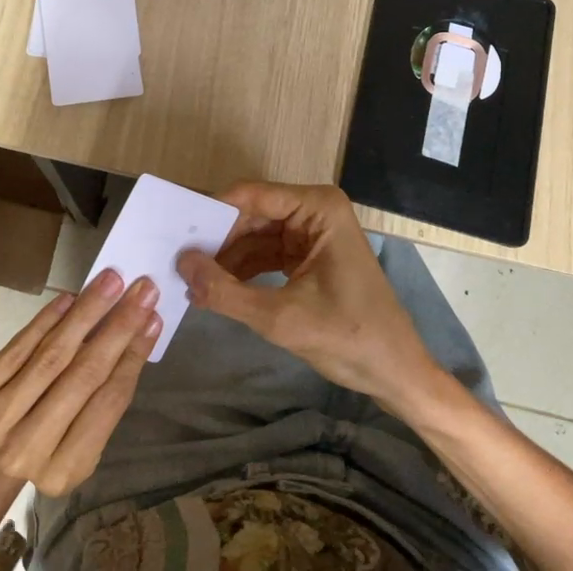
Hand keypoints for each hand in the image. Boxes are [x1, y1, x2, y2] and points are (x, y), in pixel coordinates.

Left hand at [0, 270, 160, 495]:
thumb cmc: (44, 439)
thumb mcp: (78, 436)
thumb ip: (103, 394)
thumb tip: (139, 328)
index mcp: (65, 470)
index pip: (109, 403)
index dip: (133, 356)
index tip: (154, 317)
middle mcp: (28, 450)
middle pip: (84, 376)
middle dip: (118, 327)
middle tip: (142, 290)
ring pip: (52, 356)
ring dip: (87, 313)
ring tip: (111, 282)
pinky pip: (19, 347)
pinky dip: (47, 319)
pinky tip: (69, 298)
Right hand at [178, 182, 443, 405]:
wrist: (398, 375)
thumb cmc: (351, 339)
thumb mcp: (281, 318)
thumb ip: (226, 292)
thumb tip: (181, 264)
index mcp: (317, 208)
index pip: (250, 196)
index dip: (211, 213)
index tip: (174, 233)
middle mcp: (315, 210)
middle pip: (250, 214)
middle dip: (216, 239)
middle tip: (176, 261)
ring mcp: (313, 233)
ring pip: (254, 235)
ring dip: (225, 258)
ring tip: (189, 279)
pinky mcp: (309, 256)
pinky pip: (265, 253)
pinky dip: (242, 271)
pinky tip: (216, 289)